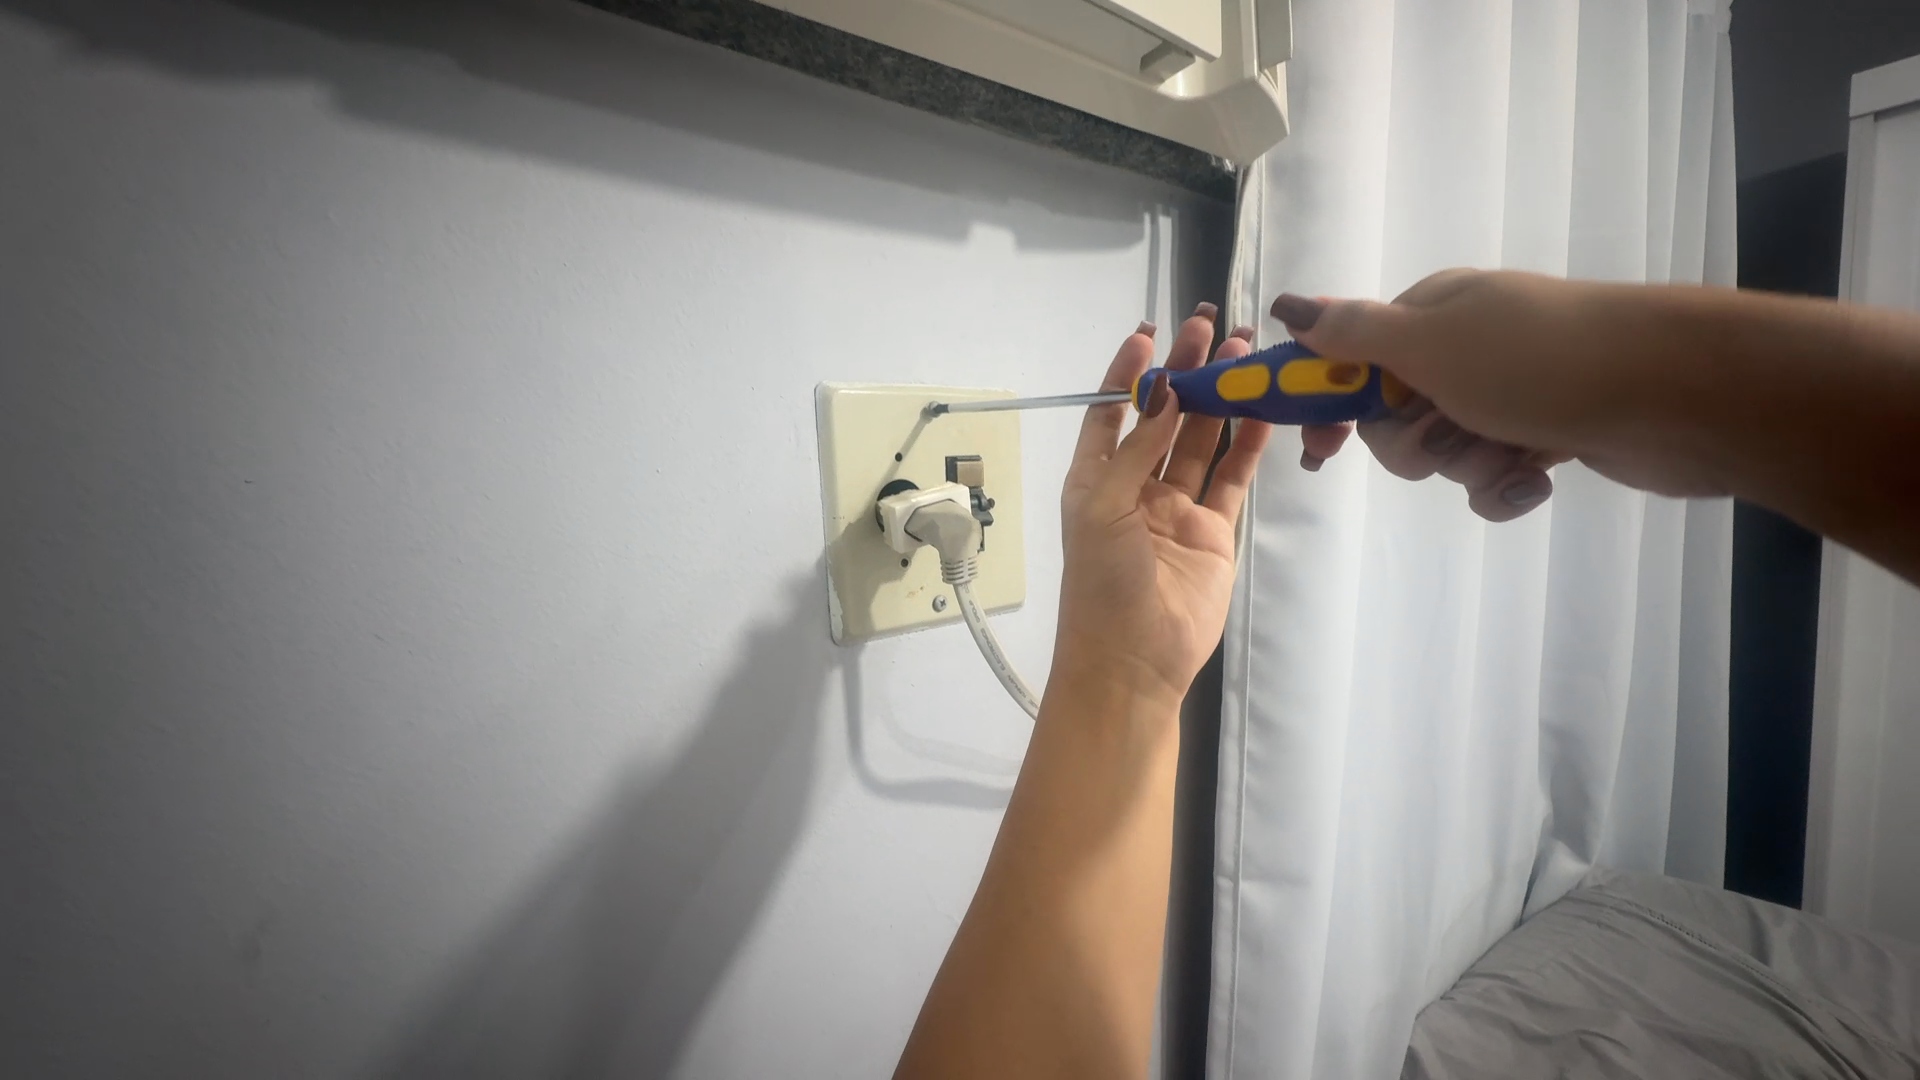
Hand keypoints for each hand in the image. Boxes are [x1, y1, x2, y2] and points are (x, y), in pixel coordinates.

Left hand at [1053, 306, 1272, 706]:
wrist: (1133, 658)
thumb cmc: (1101, 580)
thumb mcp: (1102, 507)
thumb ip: (1134, 450)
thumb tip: (1164, 394)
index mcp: (1093, 479)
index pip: (1109, 413)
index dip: (1126, 374)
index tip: (1148, 333)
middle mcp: (1133, 487)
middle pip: (1161, 418)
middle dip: (1182, 373)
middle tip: (1207, 326)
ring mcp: (1175, 508)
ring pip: (1199, 440)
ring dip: (1218, 398)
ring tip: (1243, 351)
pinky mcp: (1213, 530)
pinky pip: (1231, 477)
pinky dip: (1247, 442)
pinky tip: (1262, 406)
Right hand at [1276, 269, 1726, 520]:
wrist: (1690, 394)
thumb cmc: (1539, 362)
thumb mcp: (1427, 343)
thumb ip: (1350, 334)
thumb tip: (1287, 306)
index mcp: (1431, 316)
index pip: (1350, 362)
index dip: (1330, 407)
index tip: (1318, 453)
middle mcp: (1464, 349)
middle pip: (1392, 416)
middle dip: (1413, 443)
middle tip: (1448, 434)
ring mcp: (1507, 391)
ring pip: (1442, 450)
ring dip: (1466, 463)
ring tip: (1512, 454)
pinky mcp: (1545, 431)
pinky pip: (1490, 473)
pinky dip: (1503, 484)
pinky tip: (1534, 480)